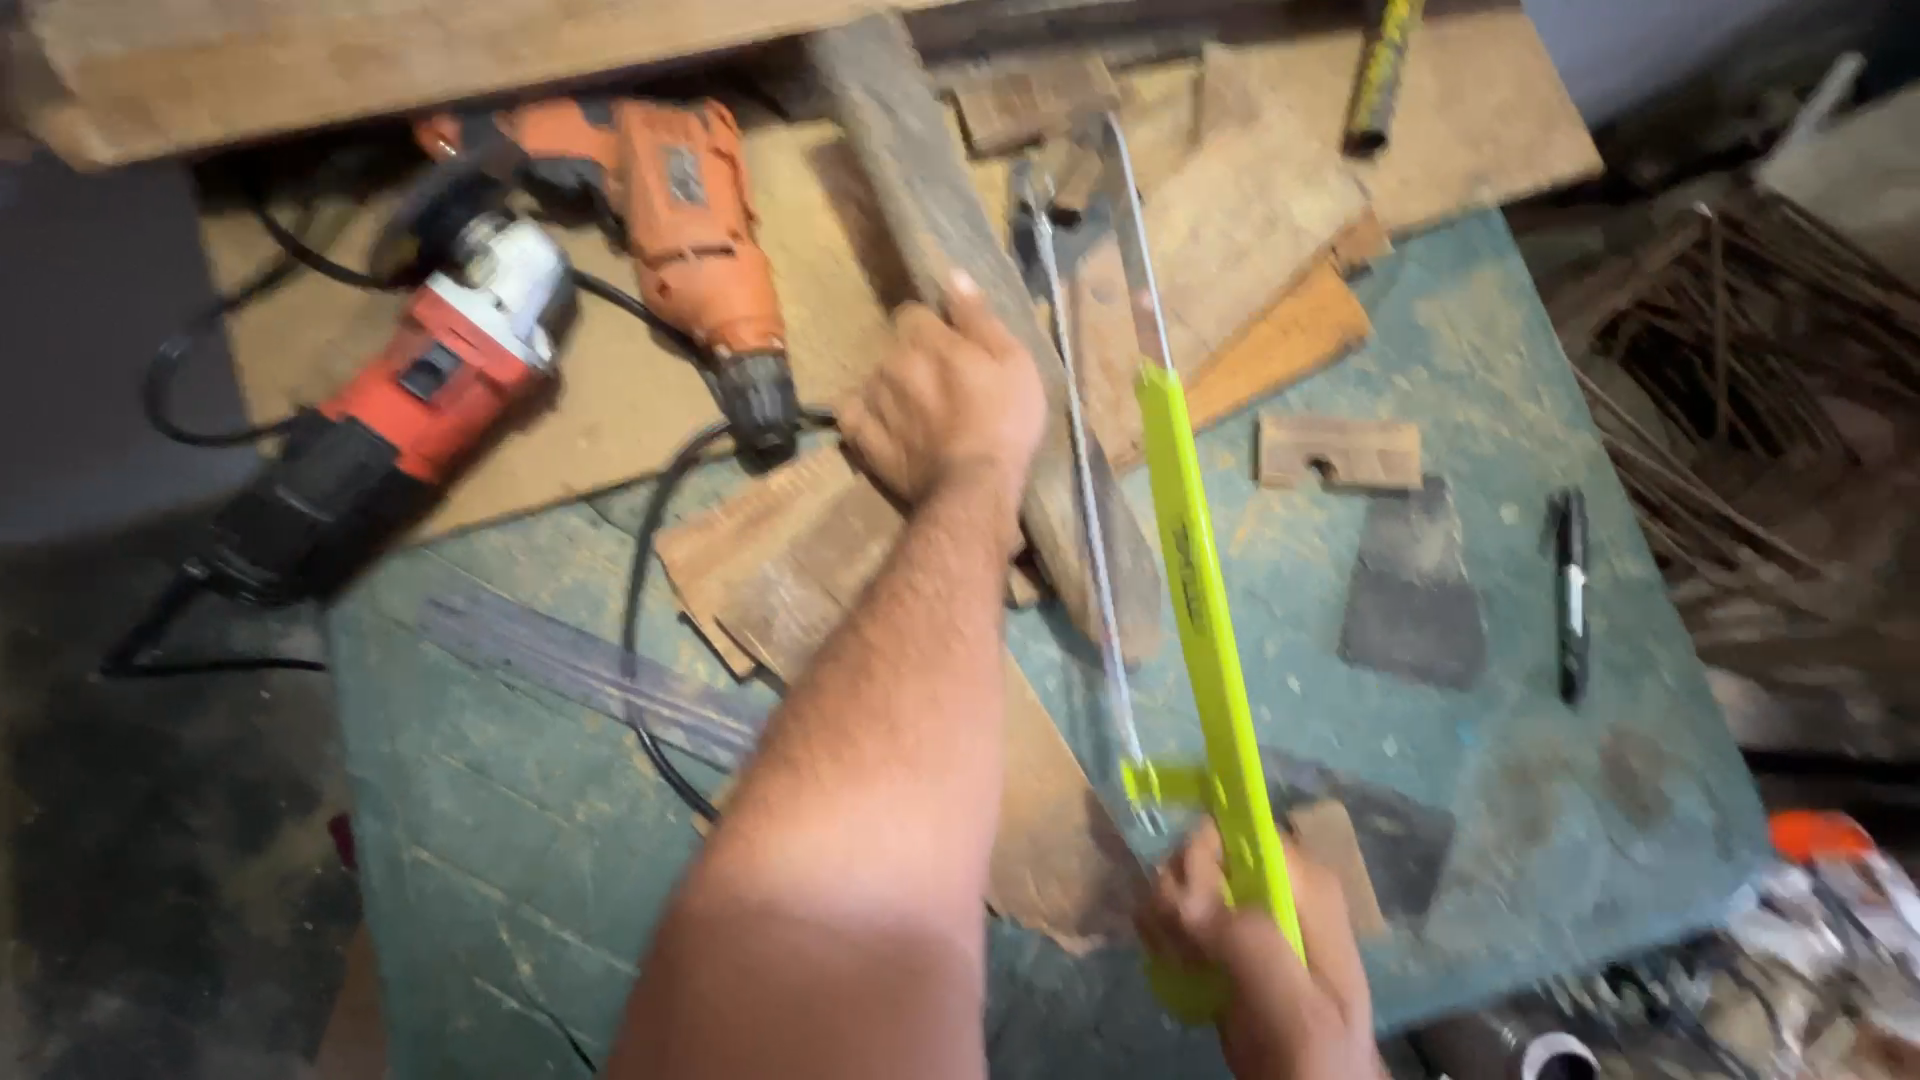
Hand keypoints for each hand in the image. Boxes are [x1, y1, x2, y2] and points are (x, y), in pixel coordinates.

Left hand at [839, 271, 1046, 544]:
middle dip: (912, 359)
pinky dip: (863, 413)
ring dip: (890, 388)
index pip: (913, 314)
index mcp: (926, 339)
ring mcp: (873, 401)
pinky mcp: (863, 437)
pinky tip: (881, 423)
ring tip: (916, 414)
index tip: (952, 351)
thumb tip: (953, 276)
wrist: (974, 486)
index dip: (933, 330)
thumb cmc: (1005, 421)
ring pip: (873, 378)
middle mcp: (891, 362)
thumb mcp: (1013, 362)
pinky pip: (850, 413)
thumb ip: (978, 317)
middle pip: (893, 347)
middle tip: (941, 388)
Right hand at [1136, 821, 1382, 1079]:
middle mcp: (1274, 881)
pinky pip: (1172, 903)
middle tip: (1182, 947)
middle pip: (1201, 851)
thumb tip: (1180, 892)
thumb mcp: (1298, 1013)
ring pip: (1179, 876)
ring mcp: (1246, 903)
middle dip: (1177, 895)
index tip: (1183, 908)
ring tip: (1179, 962)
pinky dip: (1161, 931)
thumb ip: (1252, 948)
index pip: (1238, 831)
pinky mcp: (1222, 927)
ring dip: (1164, 918)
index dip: (1201, 858)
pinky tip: (1171, 964)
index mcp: (1305, 884)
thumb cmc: (1319, 1058)